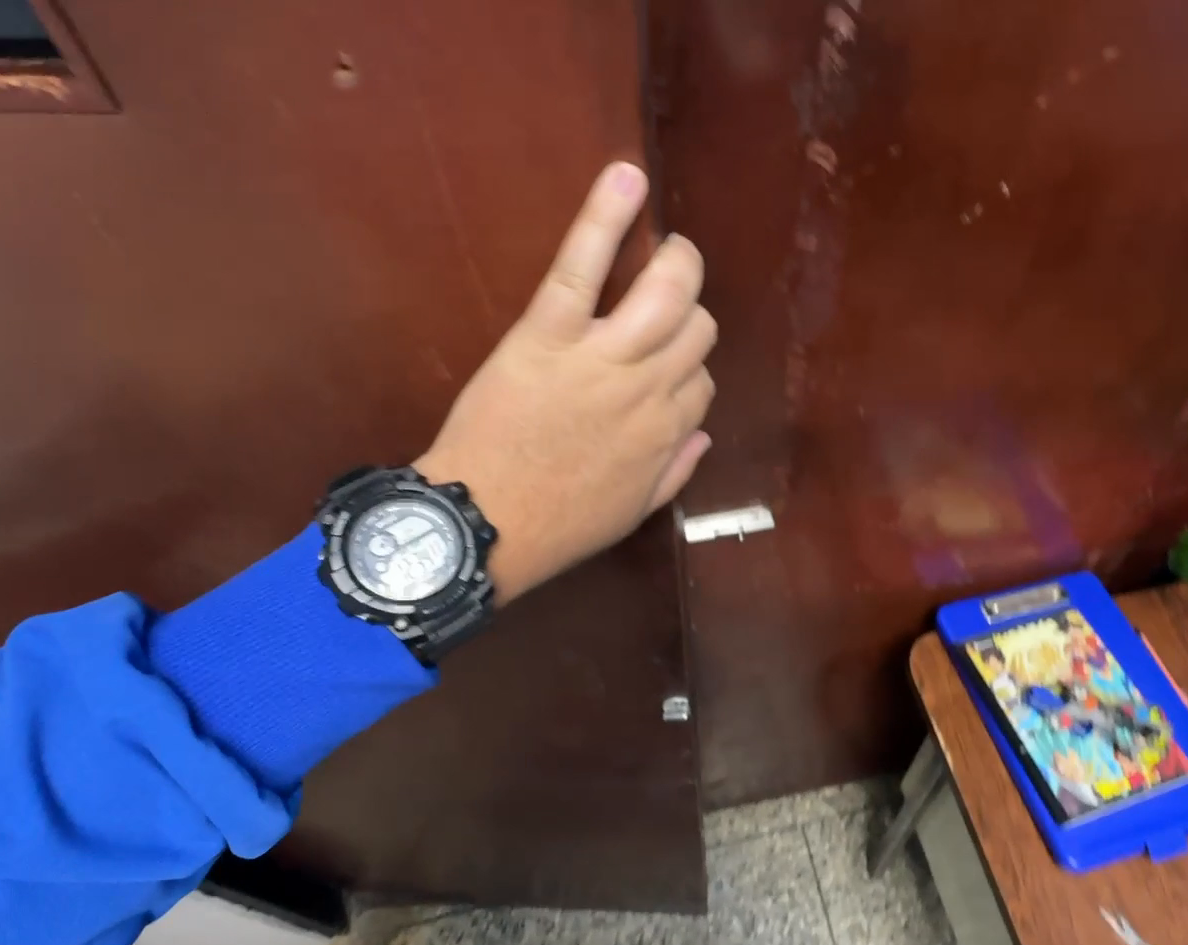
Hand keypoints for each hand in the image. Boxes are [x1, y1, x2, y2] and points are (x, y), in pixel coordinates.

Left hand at [415, 161, 715, 604]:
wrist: (484, 523)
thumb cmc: (556, 524)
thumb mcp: (632, 512)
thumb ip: (676, 471)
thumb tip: (703, 434)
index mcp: (667, 433)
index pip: (703, 380)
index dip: (686, 371)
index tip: (660, 374)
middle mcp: (649, 388)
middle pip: (698, 326)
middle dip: (688, 312)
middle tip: (662, 304)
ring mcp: (603, 357)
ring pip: (668, 290)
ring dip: (677, 262)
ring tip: (666, 247)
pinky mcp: (551, 334)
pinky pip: (584, 266)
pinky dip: (605, 218)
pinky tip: (626, 177)